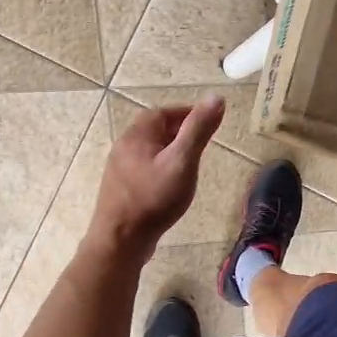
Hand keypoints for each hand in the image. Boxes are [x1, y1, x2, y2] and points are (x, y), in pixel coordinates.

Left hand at [85, 95, 224, 260]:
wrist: (121, 238)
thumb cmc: (155, 198)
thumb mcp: (183, 161)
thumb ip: (198, 129)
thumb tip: (217, 98)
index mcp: (138, 135)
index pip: (163, 112)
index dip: (186, 112)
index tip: (207, 121)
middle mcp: (124, 146)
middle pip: (154, 129)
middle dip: (179, 131)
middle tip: (202, 141)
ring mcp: (119, 168)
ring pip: (148, 150)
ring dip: (169, 150)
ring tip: (190, 162)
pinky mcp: (120, 188)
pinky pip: (143, 168)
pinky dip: (160, 167)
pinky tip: (170, 184)